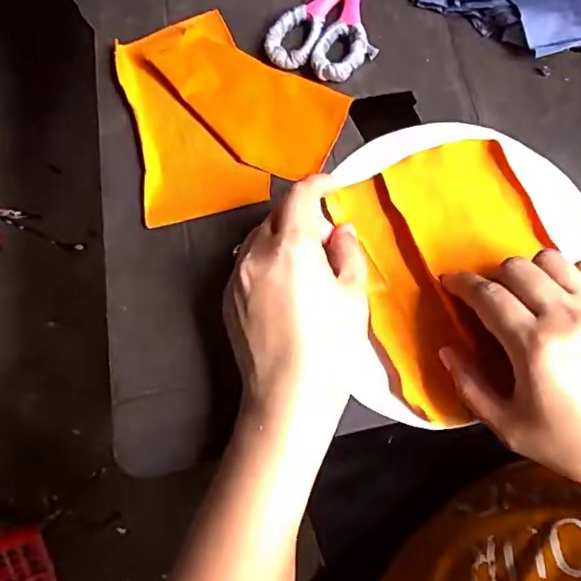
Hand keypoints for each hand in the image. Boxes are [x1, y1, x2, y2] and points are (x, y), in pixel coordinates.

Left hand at [225, 177, 368, 444]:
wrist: (287, 396)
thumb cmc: (329, 348)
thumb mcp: (353, 295)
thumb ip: (348, 252)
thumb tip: (340, 231)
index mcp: (292, 248)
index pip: (299, 196)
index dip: (317, 184)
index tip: (330, 185)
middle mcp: (256, 255)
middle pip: (278, 215)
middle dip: (303, 217)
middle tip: (329, 241)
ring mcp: (236, 277)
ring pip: (260, 239)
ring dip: (283, 239)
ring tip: (308, 268)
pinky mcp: (226, 299)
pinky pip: (248, 264)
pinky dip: (267, 262)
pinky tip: (288, 289)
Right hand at [440, 251, 580, 498]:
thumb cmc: (577, 445)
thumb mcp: (512, 429)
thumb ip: (472, 387)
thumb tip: (448, 351)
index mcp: (533, 346)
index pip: (487, 294)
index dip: (461, 283)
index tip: (449, 282)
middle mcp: (563, 314)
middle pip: (516, 267)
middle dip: (493, 277)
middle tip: (489, 299)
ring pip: (550, 258)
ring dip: (529, 270)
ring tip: (527, 295)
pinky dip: (566, 272)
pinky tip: (562, 296)